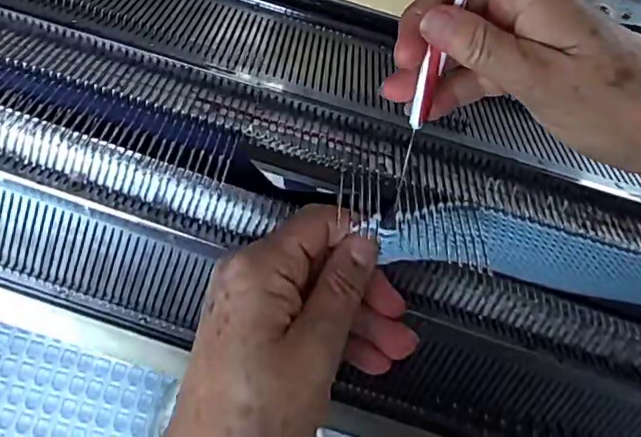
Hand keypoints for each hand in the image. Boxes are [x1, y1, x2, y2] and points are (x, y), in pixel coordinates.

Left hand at [165, 206, 419, 436]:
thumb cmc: (251, 421)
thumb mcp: (315, 349)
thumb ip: (343, 287)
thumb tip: (363, 242)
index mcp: (257, 267)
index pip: (319, 223)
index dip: (358, 236)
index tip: (388, 256)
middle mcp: (246, 276)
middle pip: (320, 261)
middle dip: (365, 290)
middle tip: (395, 315)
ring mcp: (245, 306)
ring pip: (314, 294)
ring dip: (356, 318)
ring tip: (390, 347)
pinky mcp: (248, 333)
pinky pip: (298, 317)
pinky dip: (331, 334)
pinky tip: (362, 356)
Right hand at [383, 0, 640, 182]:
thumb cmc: (616, 105)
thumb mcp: (541, 79)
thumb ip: (483, 48)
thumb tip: (431, 19)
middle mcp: (530, 8)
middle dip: (427, 26)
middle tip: (403, 63)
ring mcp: (532, 37)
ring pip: (470, 36)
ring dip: (436, 61)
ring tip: (403, 92)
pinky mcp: (536, 65)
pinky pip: (488, 65)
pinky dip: (460, 82)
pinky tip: (433, 104)